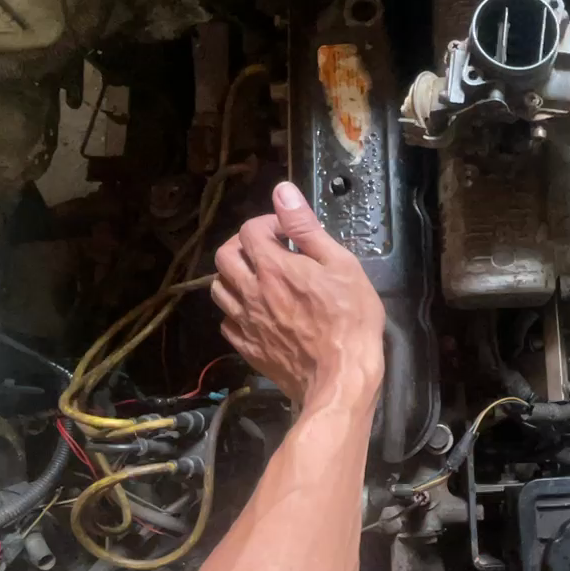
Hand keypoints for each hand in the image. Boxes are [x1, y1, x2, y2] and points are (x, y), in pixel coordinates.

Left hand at [212, 182, 384, 405]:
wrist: (340, 378)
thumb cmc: (350, 321)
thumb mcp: (341, 265)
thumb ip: (306, 228)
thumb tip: (282, 192)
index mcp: (273, 267)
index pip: (249, 230)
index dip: (267, 224)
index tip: (288, 233)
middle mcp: (250, 291)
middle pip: (224, 256)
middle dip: (242, 246)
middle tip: (267, 252)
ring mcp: (245, 322)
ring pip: (218, 288)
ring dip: (234, 276)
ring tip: (258, 280)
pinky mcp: (247, 347)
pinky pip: (227, 321)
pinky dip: (237, 309)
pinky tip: (257, 312)